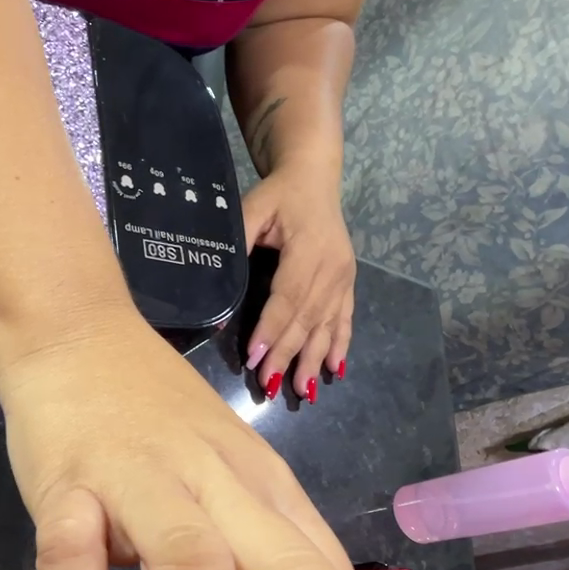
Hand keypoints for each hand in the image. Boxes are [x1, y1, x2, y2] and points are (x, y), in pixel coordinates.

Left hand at [241, 167, 355, 404]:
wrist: (314, 178)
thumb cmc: (277, 195)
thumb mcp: (251, 210)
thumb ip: (237, 245)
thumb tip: (220, 290)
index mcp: (308, 250)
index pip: (288, 298)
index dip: (272, 329)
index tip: (256, 357)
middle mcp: (332, 268)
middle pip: (307, 318)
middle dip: (288, 354)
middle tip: (270, 385)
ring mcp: (344, 277)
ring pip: (327, 324)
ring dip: (314, 359)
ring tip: (303, 391)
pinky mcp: (348, 281)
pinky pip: (345, 318)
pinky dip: (340, 345)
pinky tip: (335, 369)